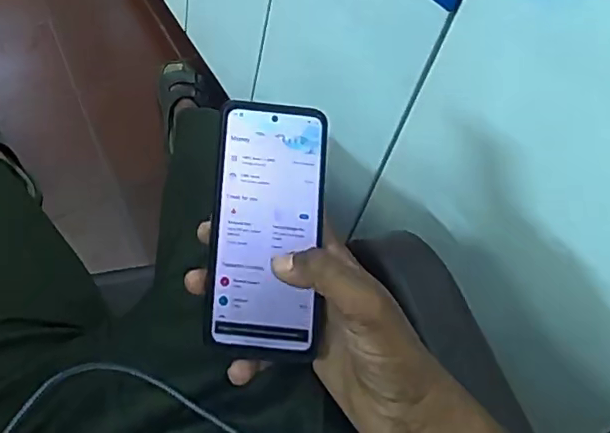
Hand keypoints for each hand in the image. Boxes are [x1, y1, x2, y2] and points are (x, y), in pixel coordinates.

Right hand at [184, 222, 501, 432]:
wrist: (408, 415)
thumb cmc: (392, 349)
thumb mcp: (365, 304)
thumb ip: (326, 275)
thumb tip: (277, 259)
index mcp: (335, 260)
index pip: (300, 221)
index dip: (271, 206)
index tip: (236, 198)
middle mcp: (318, 281)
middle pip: (271, 256)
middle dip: (238, 248)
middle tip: (204, 240)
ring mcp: (309, 316)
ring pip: (262, 297)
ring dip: (231, 295)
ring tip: (200, 291)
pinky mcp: (304, 351)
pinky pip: (268, 345)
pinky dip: (249, 352)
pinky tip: (237, 366)